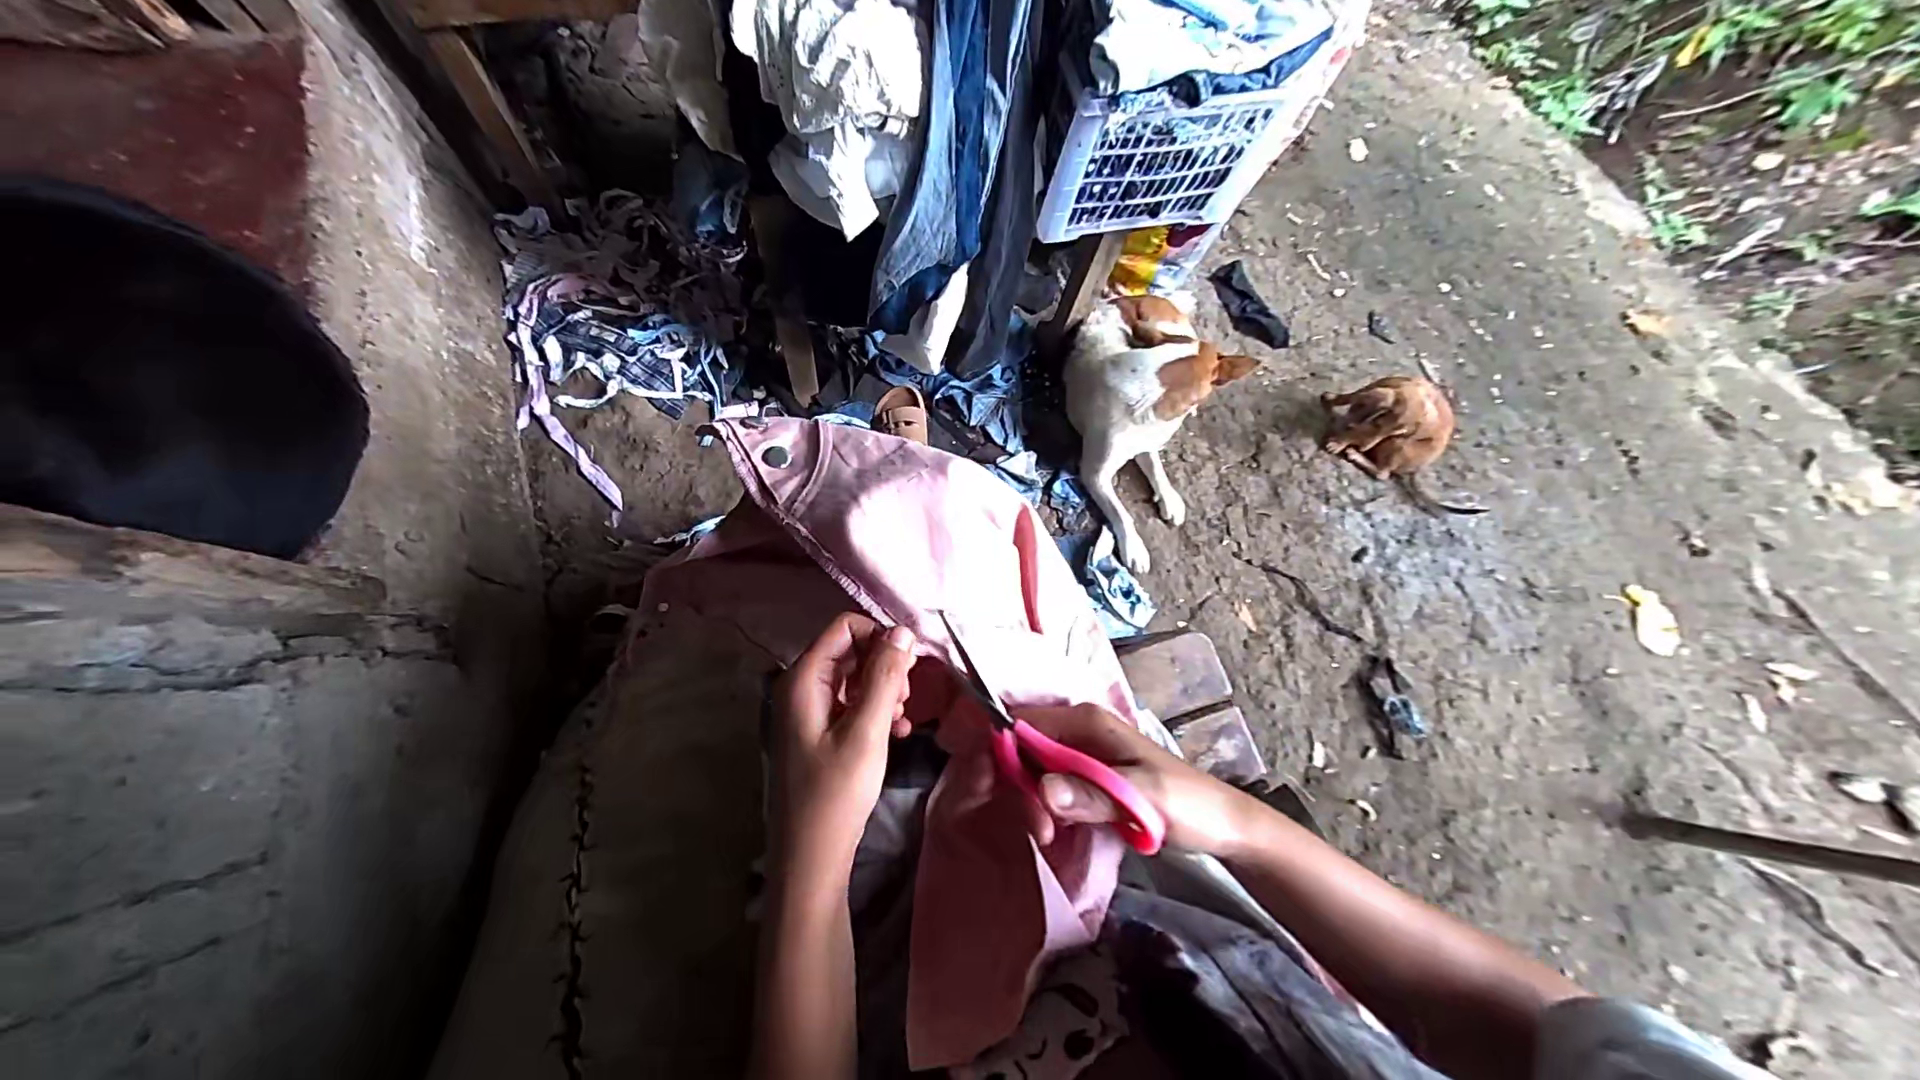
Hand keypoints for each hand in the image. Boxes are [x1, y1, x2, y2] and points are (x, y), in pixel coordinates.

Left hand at [769, 614, 916, 870]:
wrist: (811, 856)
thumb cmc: (837, 792)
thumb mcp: (867, 731)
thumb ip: (886, 676)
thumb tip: (903, 630)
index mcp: (803, 678)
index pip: (846, 627)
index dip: (880, 637)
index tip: (909, 664)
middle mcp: (801, 686)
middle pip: (851, 649)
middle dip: (884, 665)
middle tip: (906, 697)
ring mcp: (809, 709)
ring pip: (855, 676)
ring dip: (884, 689)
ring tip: (901, 719)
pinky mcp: (819, 730)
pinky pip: (852, 702)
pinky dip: (876, 709)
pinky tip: (896, 731)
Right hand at [1016, 704, 1257, 855]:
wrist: (1224, 825)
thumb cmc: (1188, 805)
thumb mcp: (1142, 799)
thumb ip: (1092, 794)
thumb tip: (1042, 789)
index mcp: (1087, 721)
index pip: (1023, 724)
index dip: (1007, 755)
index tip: (1010, 797)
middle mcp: (1078, 729)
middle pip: (1024, 747)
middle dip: (1021, 787)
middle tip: (1041, 830)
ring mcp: (1081, 753)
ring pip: (1033, 769)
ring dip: (1032, 802)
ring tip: (1049, 836)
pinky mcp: (1086, 776)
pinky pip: (1049, 785)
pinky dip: (1045, 807)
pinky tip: (1055, 831)